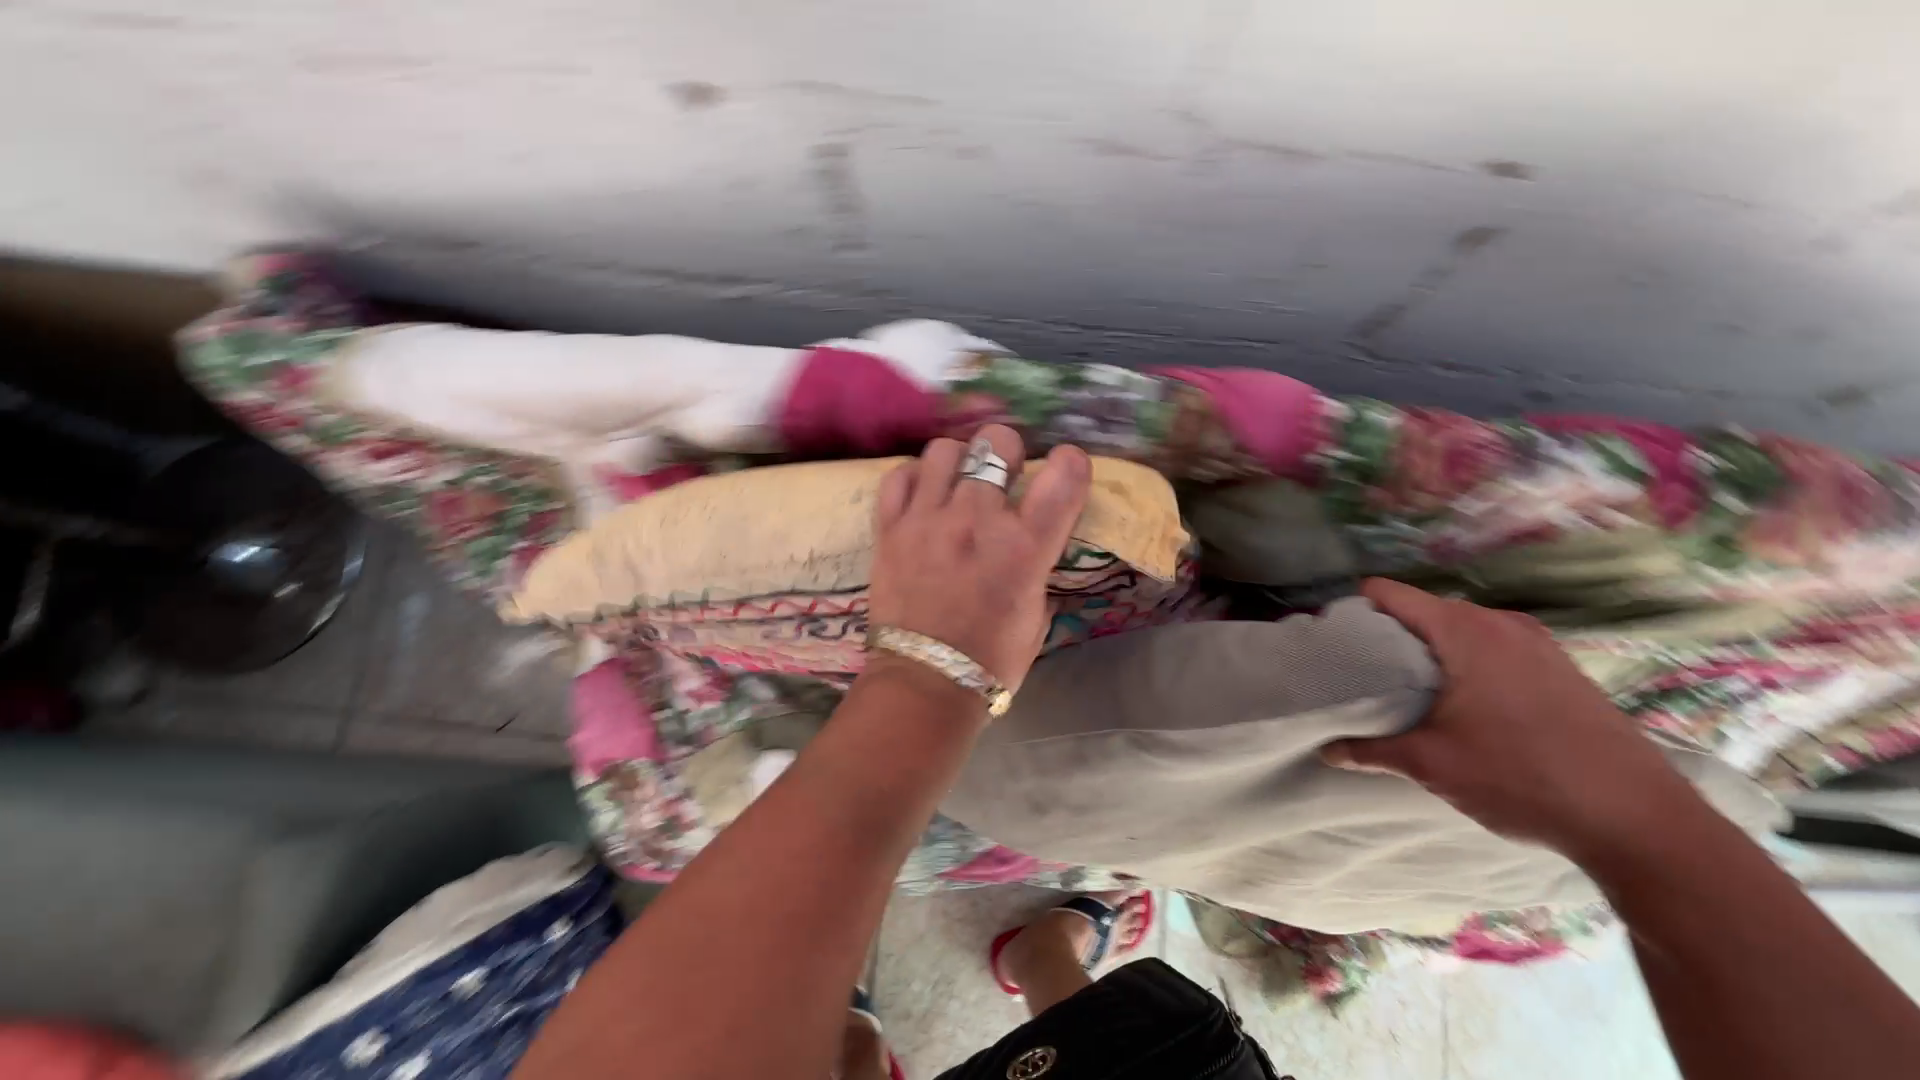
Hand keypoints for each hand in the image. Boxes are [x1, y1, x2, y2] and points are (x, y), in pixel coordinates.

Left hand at [867, 424, 1090, 695]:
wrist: (923, 683)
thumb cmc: (991, 660)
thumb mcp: (1037, 616)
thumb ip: (1038, 571)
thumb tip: (1033, 550)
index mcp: (1024, 547)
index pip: (1063, 475)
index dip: (1069, 463)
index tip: (1063, 470)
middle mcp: (977, 520)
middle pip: (997, 443)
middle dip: (1007, 452)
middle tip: (1003, 474)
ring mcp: (928, 519)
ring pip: (944, 450)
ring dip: (959, 460)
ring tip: (958, 482)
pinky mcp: (889, 528)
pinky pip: (899, 476)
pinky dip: (914, 478)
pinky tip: (922, 496)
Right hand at [1323, 578, 1706, 860]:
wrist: (1638, 819)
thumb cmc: (1521, 777)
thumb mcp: (1432, 764)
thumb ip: (1372, 750)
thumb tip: (1328, 751)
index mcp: (1464, 630)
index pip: (1389, 593)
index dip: (1353, 613)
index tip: (1332, 645)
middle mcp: (1501, 623)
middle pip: (1423, 611)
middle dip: (1388, 638)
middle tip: (1360, 677)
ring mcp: (1538, 643)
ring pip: (1460, 632)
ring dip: (1429, 656)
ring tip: (1406, 695)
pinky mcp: (1561, 668)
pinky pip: (1493, 650)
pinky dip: (1466, 667)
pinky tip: (1462, 709)